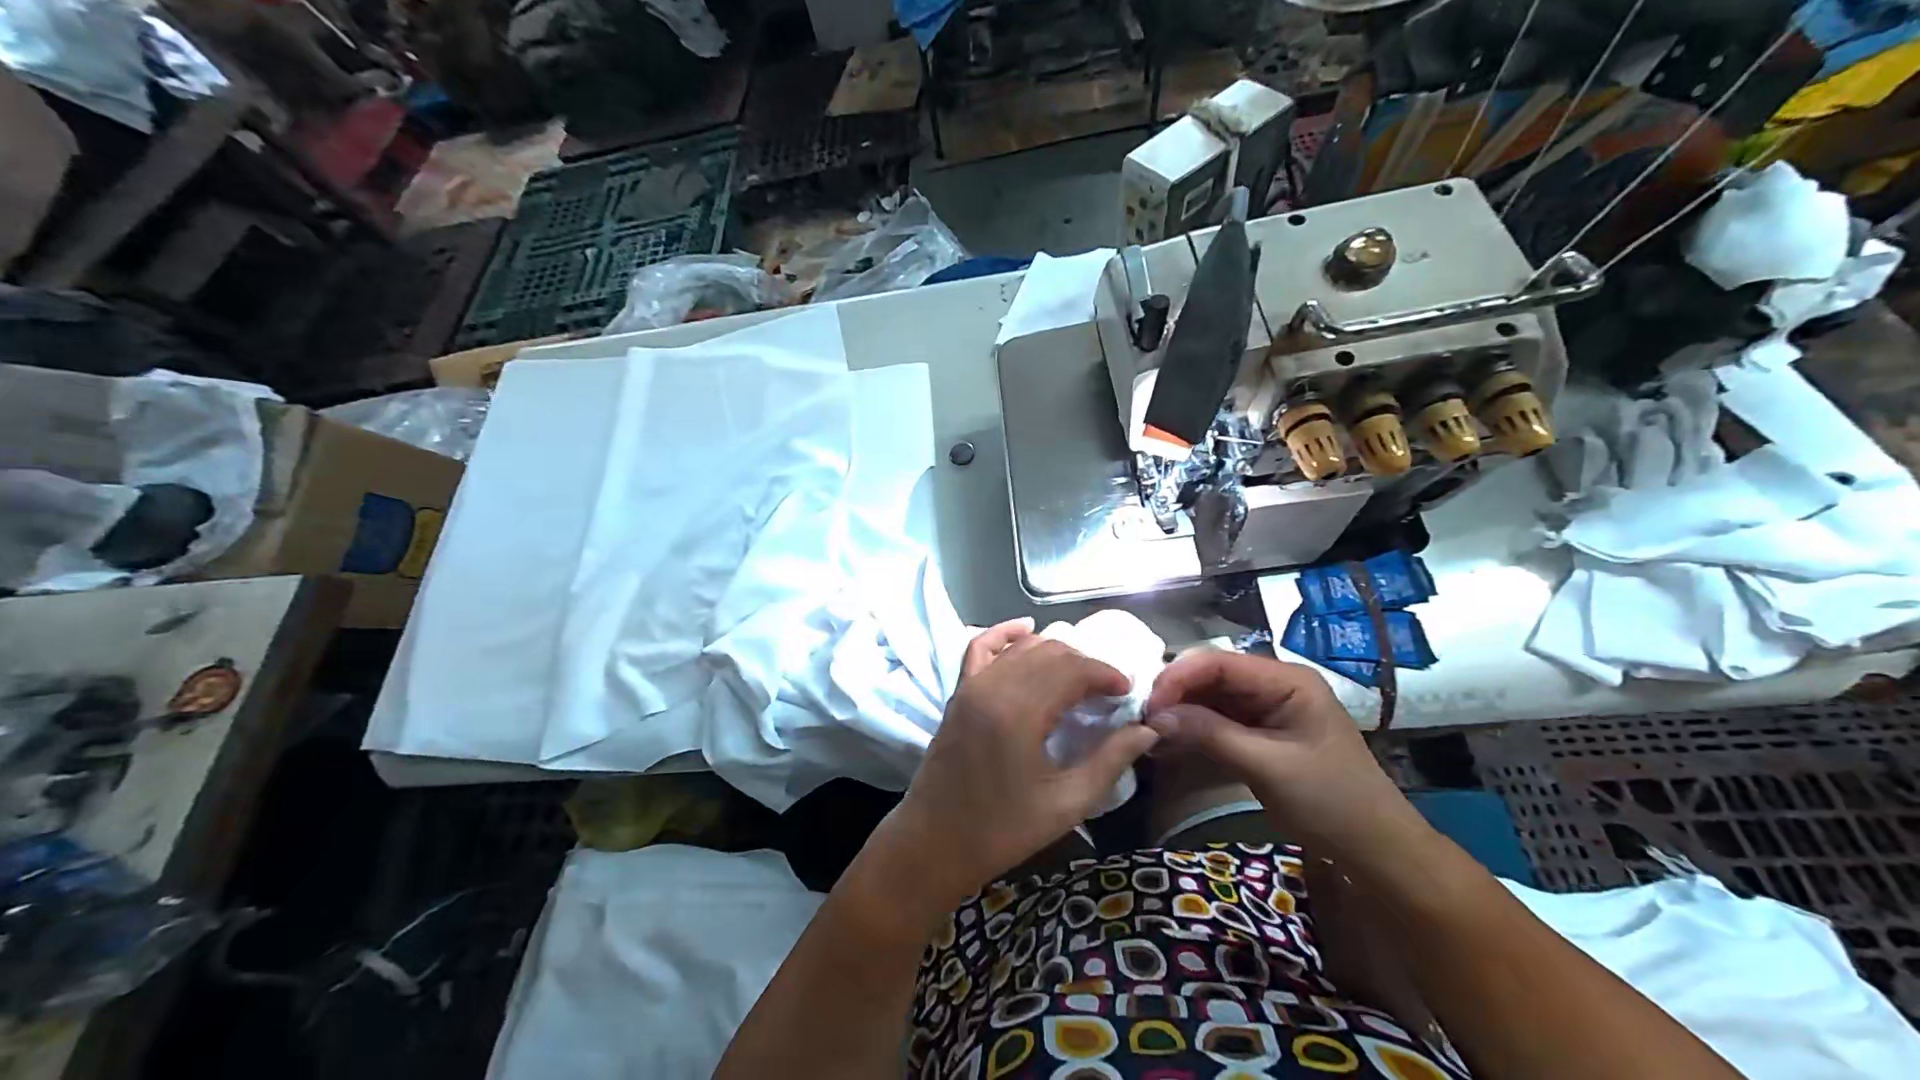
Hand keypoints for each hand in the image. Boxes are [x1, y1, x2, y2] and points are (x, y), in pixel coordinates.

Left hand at [870, 620, 1159, 913]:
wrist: (935, 842)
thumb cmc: (1002, 830)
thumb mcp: (1067, 804)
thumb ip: (1110, 761)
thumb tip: (1146, 731)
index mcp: (1020, 712)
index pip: (1073, 669)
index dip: (1106, 674)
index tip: (1127, 692)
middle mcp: (993, 687)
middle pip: (1050, 652)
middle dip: (1085, 664)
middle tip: (1107, 692)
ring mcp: (971, 686)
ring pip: (1021, 647)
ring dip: (1055, 653)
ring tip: (1079, 679)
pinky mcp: (958, 692)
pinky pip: (981, 647)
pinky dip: (1005, 634)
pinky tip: (1026, 629)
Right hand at [1144, 650, 1425, 860]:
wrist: (1374, 848)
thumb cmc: (1331, 801)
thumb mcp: (1268, 767)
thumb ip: (1211, 734)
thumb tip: (1155, 716)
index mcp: (1287, 680)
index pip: (1220, 662)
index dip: (1179, 677)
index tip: (1149, 705)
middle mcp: (1273, 685)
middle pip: (1211, 676)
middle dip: (1175, 694)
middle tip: (1142, 720)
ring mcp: (1265, 709)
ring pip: (1209, 698)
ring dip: (1179, 714)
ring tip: (1148, 734)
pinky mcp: (1258, 732)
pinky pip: (1216, 721)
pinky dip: (1192, 731)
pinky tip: (1166, 745)